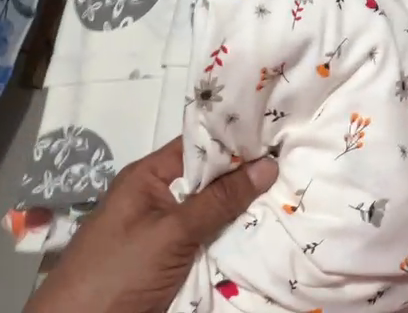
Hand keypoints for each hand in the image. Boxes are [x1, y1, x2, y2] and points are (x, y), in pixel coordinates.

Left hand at [24, 139, 276, 312]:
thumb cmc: (115, 276)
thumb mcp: (171, 233)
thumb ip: (220, 199)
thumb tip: (270, 163)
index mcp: (148, 178)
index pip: (200, 143)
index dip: (238, 136)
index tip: (279, 131)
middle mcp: (156, 198)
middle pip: (210, 177)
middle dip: (246, 174)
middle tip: (292, 160)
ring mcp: (163, 231)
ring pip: (212, 210)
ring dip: (242, 208)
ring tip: (290, 189)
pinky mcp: (169, 261)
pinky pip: (208, 239)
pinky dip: (232, 235)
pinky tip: (265, 226)